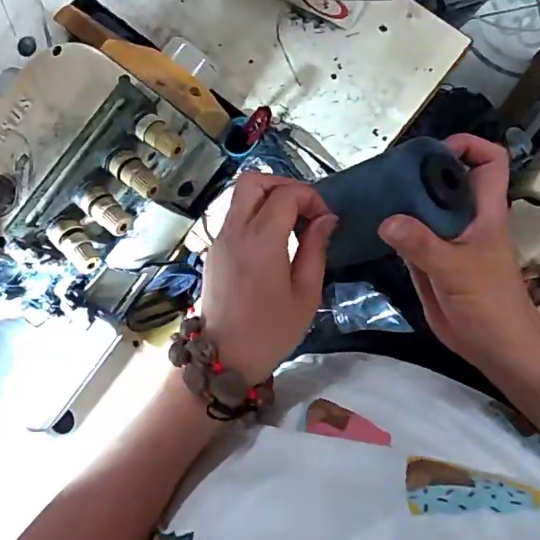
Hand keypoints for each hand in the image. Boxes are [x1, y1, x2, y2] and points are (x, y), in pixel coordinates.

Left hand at [197, 173, 338, 378]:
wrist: (223, 358)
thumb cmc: (271, 332)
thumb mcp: (306, 294)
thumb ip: (316, 249)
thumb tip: (325, 220)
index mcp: (261, 240)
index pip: (286, 194)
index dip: (311, 197)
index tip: (326, 219)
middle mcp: (234, 231)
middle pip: (253, 181)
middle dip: (284, 185)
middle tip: (305, 208)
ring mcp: (219, 239)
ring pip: (239, 195)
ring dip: (267, 197)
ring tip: (291, 223)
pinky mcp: (213, 250)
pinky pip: (233, 216)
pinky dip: (255, 213)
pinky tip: (273, 240)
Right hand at [378, 134, 539, 369]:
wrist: (496, 348)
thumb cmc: (490, 304)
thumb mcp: (456, 270)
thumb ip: (422, 245)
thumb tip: (387, 221)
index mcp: (484, 211)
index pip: (489, 162)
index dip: (468, 147)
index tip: (434, 152)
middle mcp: (465, 218)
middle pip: (446, 179)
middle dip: (420, 170)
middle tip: (387, 172)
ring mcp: (447, 239)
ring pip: (424, 207)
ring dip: (401, 199)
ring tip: (371, 194)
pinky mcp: (430, 261)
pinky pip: (409, 236)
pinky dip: (392, 229)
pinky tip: (369, 226)